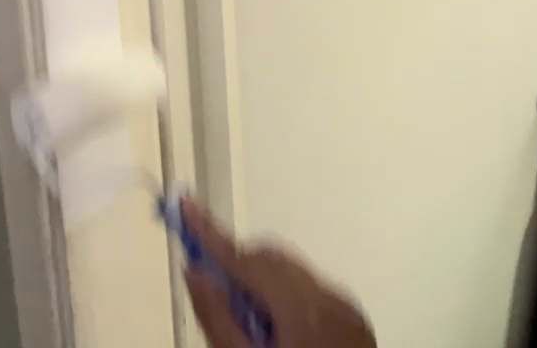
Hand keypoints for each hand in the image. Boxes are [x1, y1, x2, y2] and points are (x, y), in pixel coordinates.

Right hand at [181, 200, 375, 347]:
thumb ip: (216, 318)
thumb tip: (193, 269)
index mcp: (303, 312)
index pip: (245, 258)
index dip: (209, 231)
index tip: (183, 203)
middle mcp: (329, 298)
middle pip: (268, 257)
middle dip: (238, 265)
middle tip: (218, 294)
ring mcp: (345, 306)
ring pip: (287, 269)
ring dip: (261, 282)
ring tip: (253, 327)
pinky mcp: (353, 317)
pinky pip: (307, 287)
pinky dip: (284, 296)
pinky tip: (279, 332)